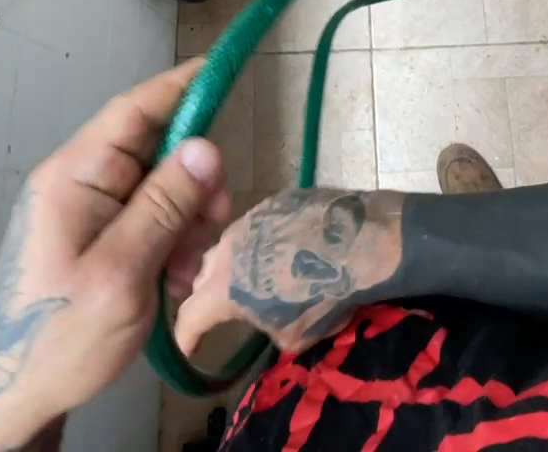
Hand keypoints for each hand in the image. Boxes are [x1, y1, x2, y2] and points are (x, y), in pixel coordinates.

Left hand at [0, 59, 229, 451]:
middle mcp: (82, 181)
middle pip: (156, 150)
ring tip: (186, 271)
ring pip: (162, 185)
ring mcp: (89, 209)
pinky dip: (174, 240)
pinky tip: (175, 278)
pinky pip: (151, 217)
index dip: (179, 86)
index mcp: (76, 176)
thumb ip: (164, 207)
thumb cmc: (58, 338)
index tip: (221, 68)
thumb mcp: (121, 274)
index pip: (134, 110)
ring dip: (188, 220)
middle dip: (195, 182)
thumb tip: (206, 145)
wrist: (11, 402)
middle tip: (214, 225)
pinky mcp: (98, 236)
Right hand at [173, 188, 404, 356]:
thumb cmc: (324, 296)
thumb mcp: (292, 336)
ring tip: (247, 275)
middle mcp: (229, 246)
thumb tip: (267, 316)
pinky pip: (258, 224)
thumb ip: (264, 325)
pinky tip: (280, 248)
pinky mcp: (276, 199)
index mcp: (224, 286)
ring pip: (229, 243)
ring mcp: (252, 217)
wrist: (360, 241)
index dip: (187, 336)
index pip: (190, 316)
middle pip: (204, 273)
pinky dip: (260, 240)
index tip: (191, 347)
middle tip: (218, 307)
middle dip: (206, 293)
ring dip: (233, 262)